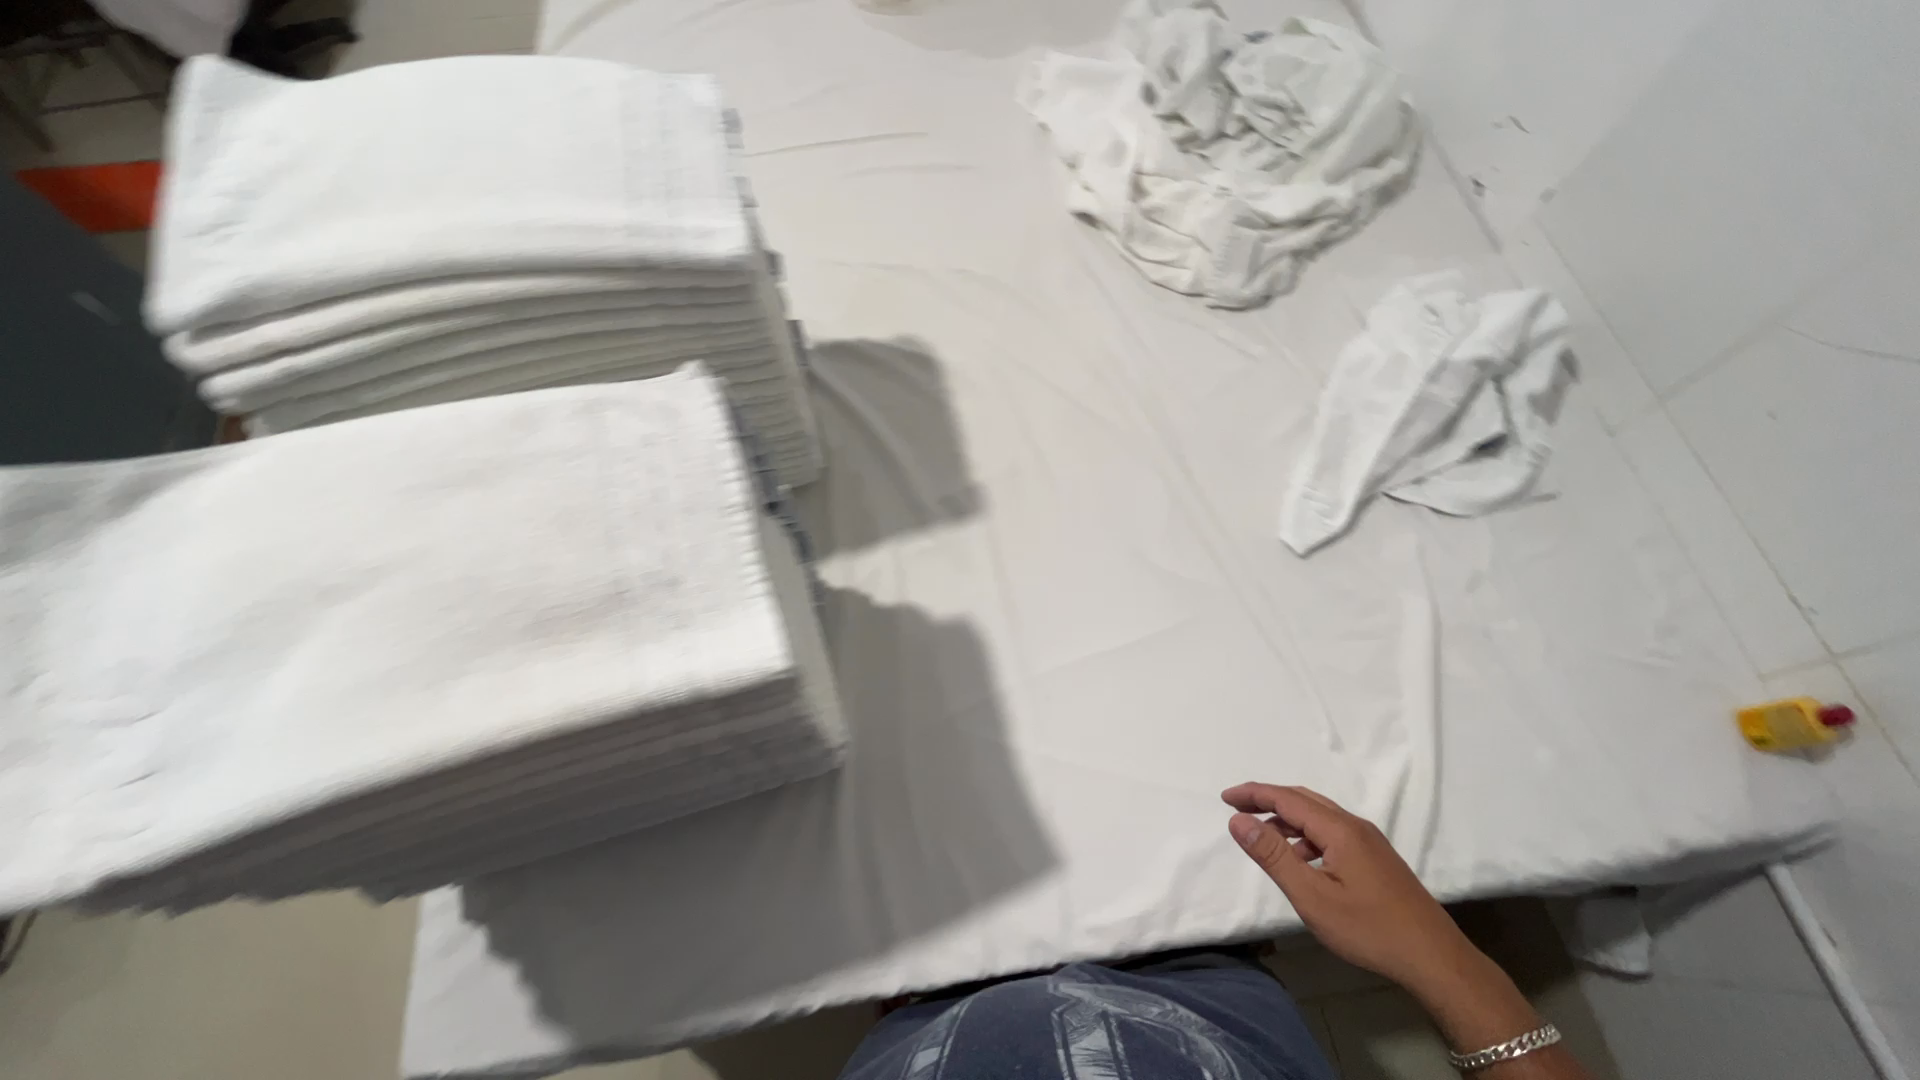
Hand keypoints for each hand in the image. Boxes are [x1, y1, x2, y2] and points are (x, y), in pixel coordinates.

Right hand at [1222, 783, 1477, 998]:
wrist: (1435, 960)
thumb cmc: (1369, 929)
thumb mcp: (1311, 896)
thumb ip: (1273, 855)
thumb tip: (1238, 820)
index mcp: (1339, 829)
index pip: (1287, 798)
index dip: (1254, 794)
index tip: (1224, 798)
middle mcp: (1356, 826)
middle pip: (1304, 800)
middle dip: (1268, 800)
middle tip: (1238, 810)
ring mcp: (1370, 842)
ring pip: (1320, 817)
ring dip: (1287, 820)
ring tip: (1263, 839)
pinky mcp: (1377, 860)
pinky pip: (1333, 833)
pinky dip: (1306, 836)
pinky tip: (1301, 860)